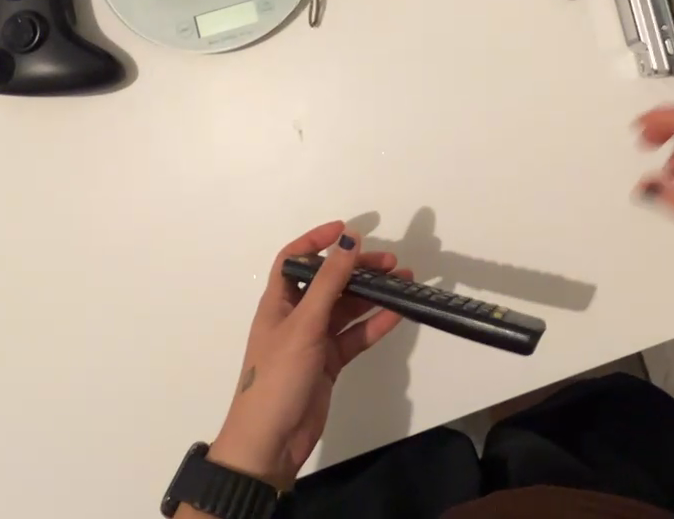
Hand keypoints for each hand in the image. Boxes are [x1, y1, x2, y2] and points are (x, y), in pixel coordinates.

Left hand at [208, 221, 407, 488]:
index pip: (294, 258)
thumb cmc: (278, 377)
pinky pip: (355, 335)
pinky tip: (397, 313)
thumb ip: (330, 280)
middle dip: (357, 268)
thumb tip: (348, 237)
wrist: (269, 444)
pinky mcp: (330, 362)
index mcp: (278, 302)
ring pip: (347, 307)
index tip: (347, 229)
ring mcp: (314, 340)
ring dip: (372, 294)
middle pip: (329, 281)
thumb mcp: (305, 324)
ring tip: (404, 283)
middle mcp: (296, 316)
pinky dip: (375, 324)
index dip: (316, 240)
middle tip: (391, 263)